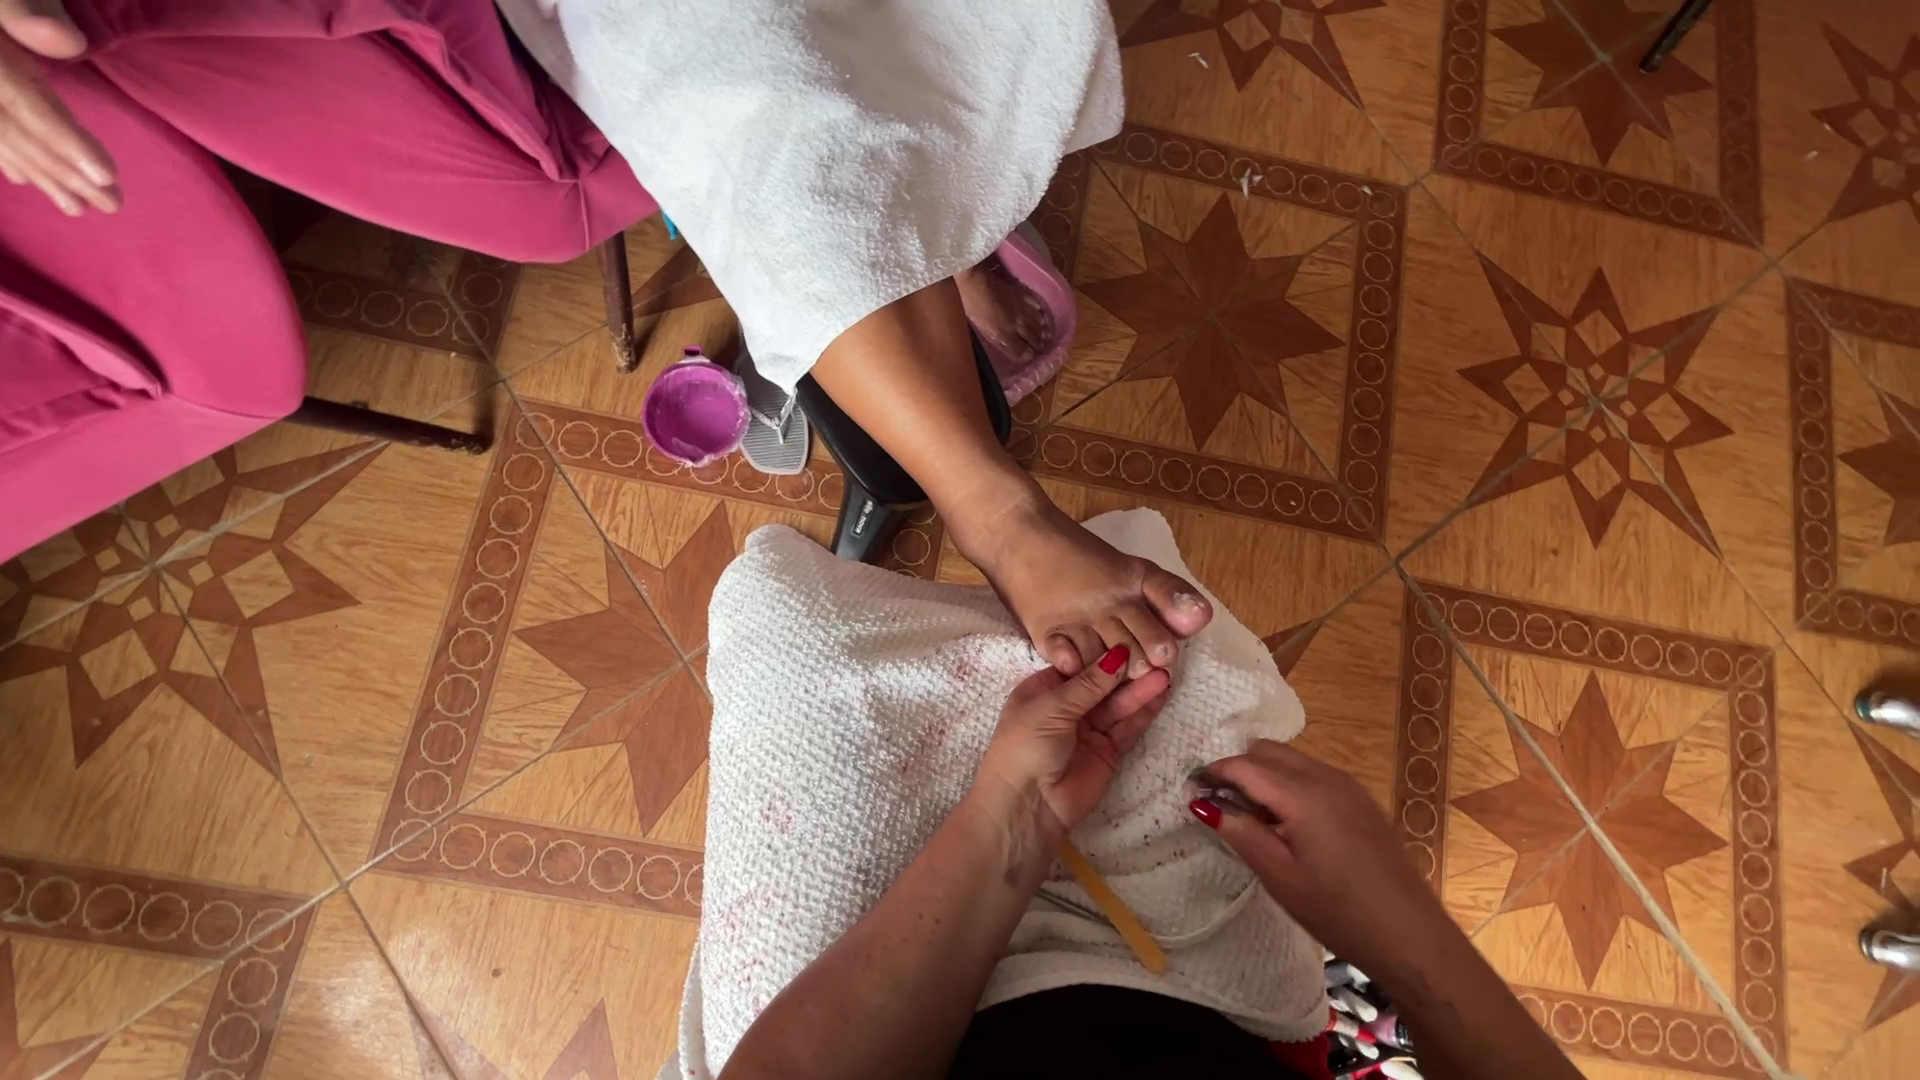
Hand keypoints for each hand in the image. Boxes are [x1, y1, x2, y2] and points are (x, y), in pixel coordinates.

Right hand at [0, 0, 118, 214]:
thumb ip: (21, 7)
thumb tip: (66, 42)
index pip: (17, 99)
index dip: (61, 137)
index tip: (107, 175)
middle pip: (6, 126)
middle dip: (59, 169)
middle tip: (111, 206)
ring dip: (35, 171)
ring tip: (77, 208)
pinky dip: (2, 153)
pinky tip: (23, 178)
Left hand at [975, 645, 1170, 833]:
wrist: (1026, 807)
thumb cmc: (1025, 747)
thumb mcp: (1052, 707)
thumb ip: (1088, 683)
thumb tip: (1118, 654)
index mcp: (1042, 689)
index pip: (1078, 664)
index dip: (1103, 652)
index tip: (1131, 635)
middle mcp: (1066, 707)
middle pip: (1101, 683)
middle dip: (1126, 670)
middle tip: (1156, 652)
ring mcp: (1088, 730)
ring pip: (1118, 704)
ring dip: (1140, 688)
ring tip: (1165, 669)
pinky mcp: (1107, 752)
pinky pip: (1128, 726)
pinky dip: (1144, 711)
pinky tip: (1162, 692)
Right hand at [1189, 740, 1449, 973]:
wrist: (1412, 937)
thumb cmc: (1338, 911)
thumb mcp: (1279, 876)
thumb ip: (1240, 832)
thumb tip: (1202, 803)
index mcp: (1303, 795)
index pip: (1244, 766)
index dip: (1213, 773)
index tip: (1191, 789)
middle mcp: (1325, 777)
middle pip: (1267, 751)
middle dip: (1238, 768)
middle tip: (1220, 804)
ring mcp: (1348, 785)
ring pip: (1290, 759)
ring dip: (1264, 773)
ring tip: (1253, 816)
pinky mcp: (1361, 799)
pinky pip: (1312, 773)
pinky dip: (1289, 782)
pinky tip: (1289, 822)